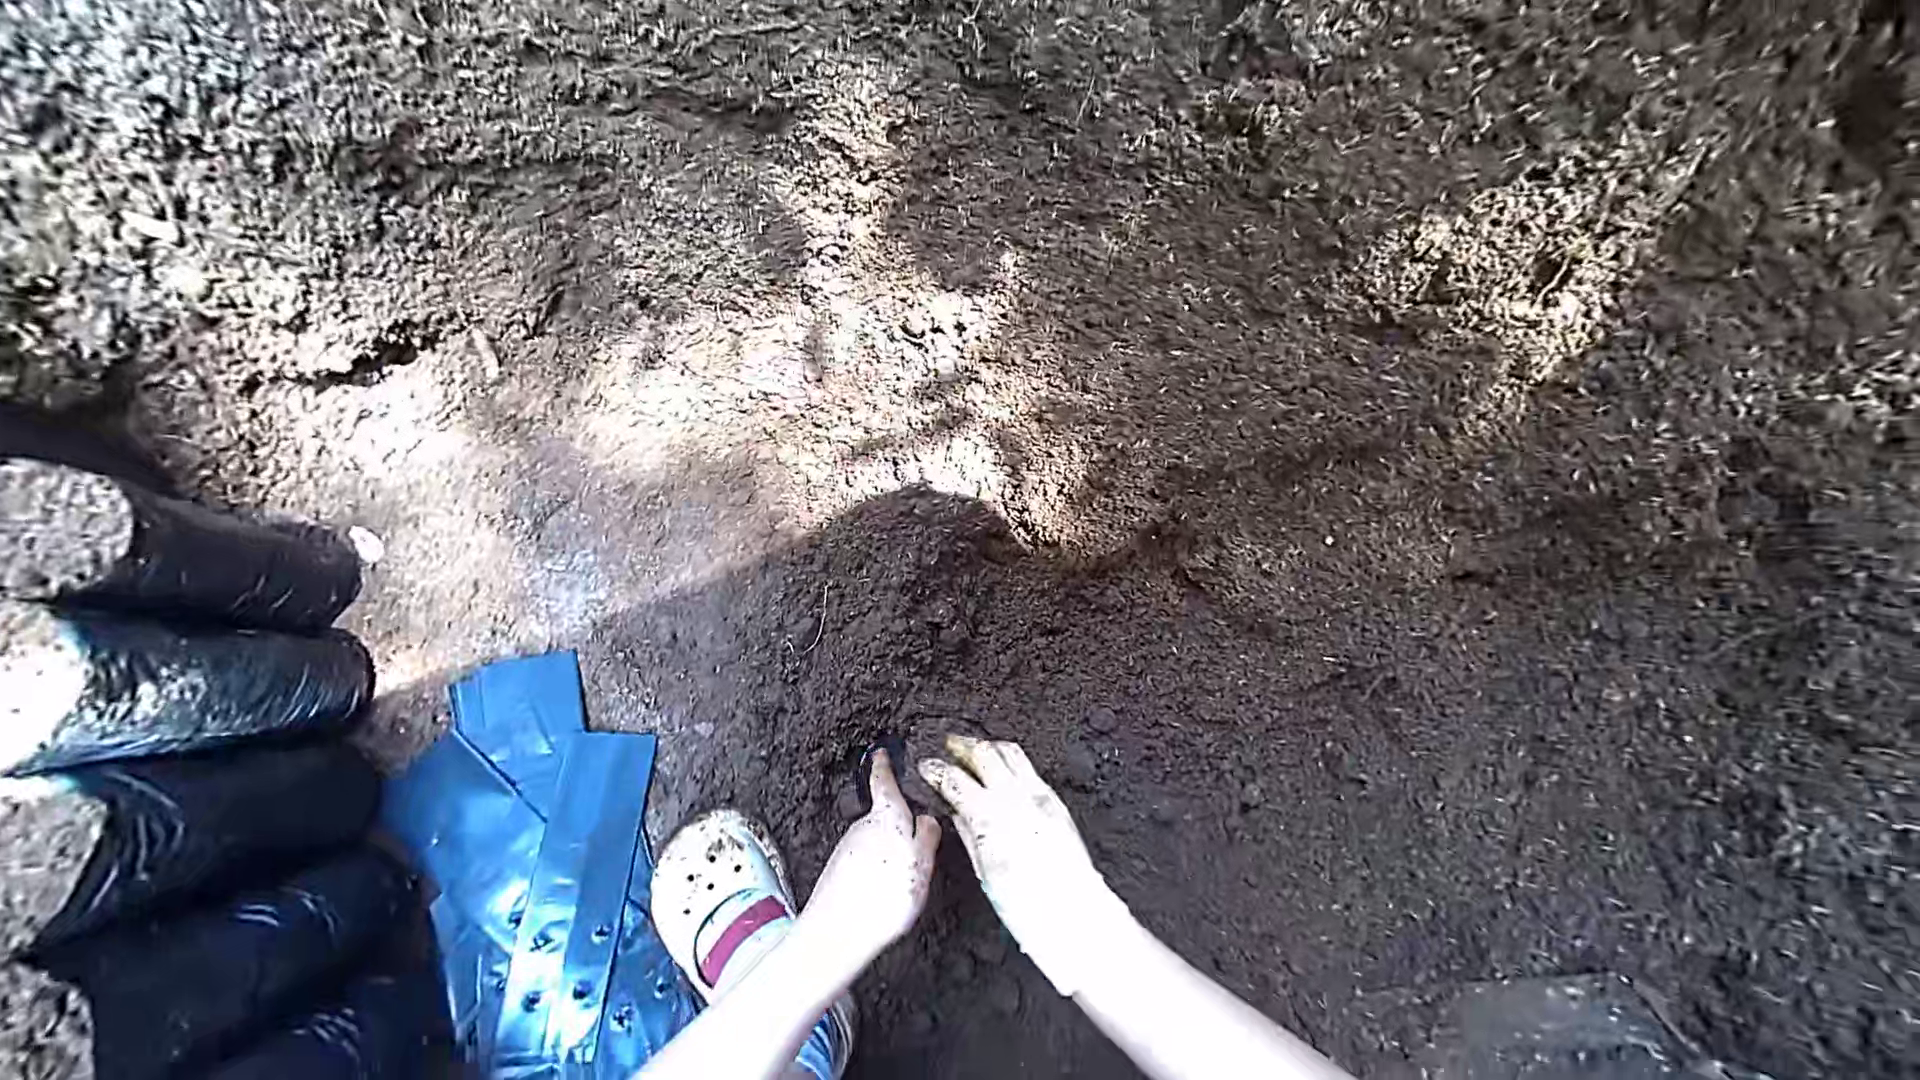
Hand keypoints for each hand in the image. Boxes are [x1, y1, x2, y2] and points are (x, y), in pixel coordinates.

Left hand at [799, 750, 941, 970]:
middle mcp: (863, 825)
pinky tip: (882, 893)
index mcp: (885, 816)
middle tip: (915, 845)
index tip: (882, 753)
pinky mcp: (840, 869)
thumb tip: (928, 819)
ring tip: (900, 881)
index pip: (884, 781)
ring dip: (887, 850)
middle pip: (884, 814)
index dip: (884, 765)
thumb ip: (927, 836)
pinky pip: (865, 860)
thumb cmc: (883, 897)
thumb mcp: (922, 863)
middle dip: (897, 822)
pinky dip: (875, 868)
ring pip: (875, 839)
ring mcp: (848, 847)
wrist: (836, 934)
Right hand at [918, 735, 1134, 996]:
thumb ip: (968, 834)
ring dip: (988, 745)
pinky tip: (1004, 766)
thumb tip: (956, 812)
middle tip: (948, 744)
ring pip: (1009, 751)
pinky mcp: (1054, 799)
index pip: (953, 779)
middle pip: (982, 752)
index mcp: (989, 818)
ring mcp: (1037, 795)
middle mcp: (1013, 798)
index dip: (935, 768)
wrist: (1075, 914)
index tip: (926, 766)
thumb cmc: (1030, 906)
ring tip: (975, 747)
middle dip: (961, 744)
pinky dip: (1010, 759)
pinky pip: (1028, 766)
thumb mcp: (985, 872)